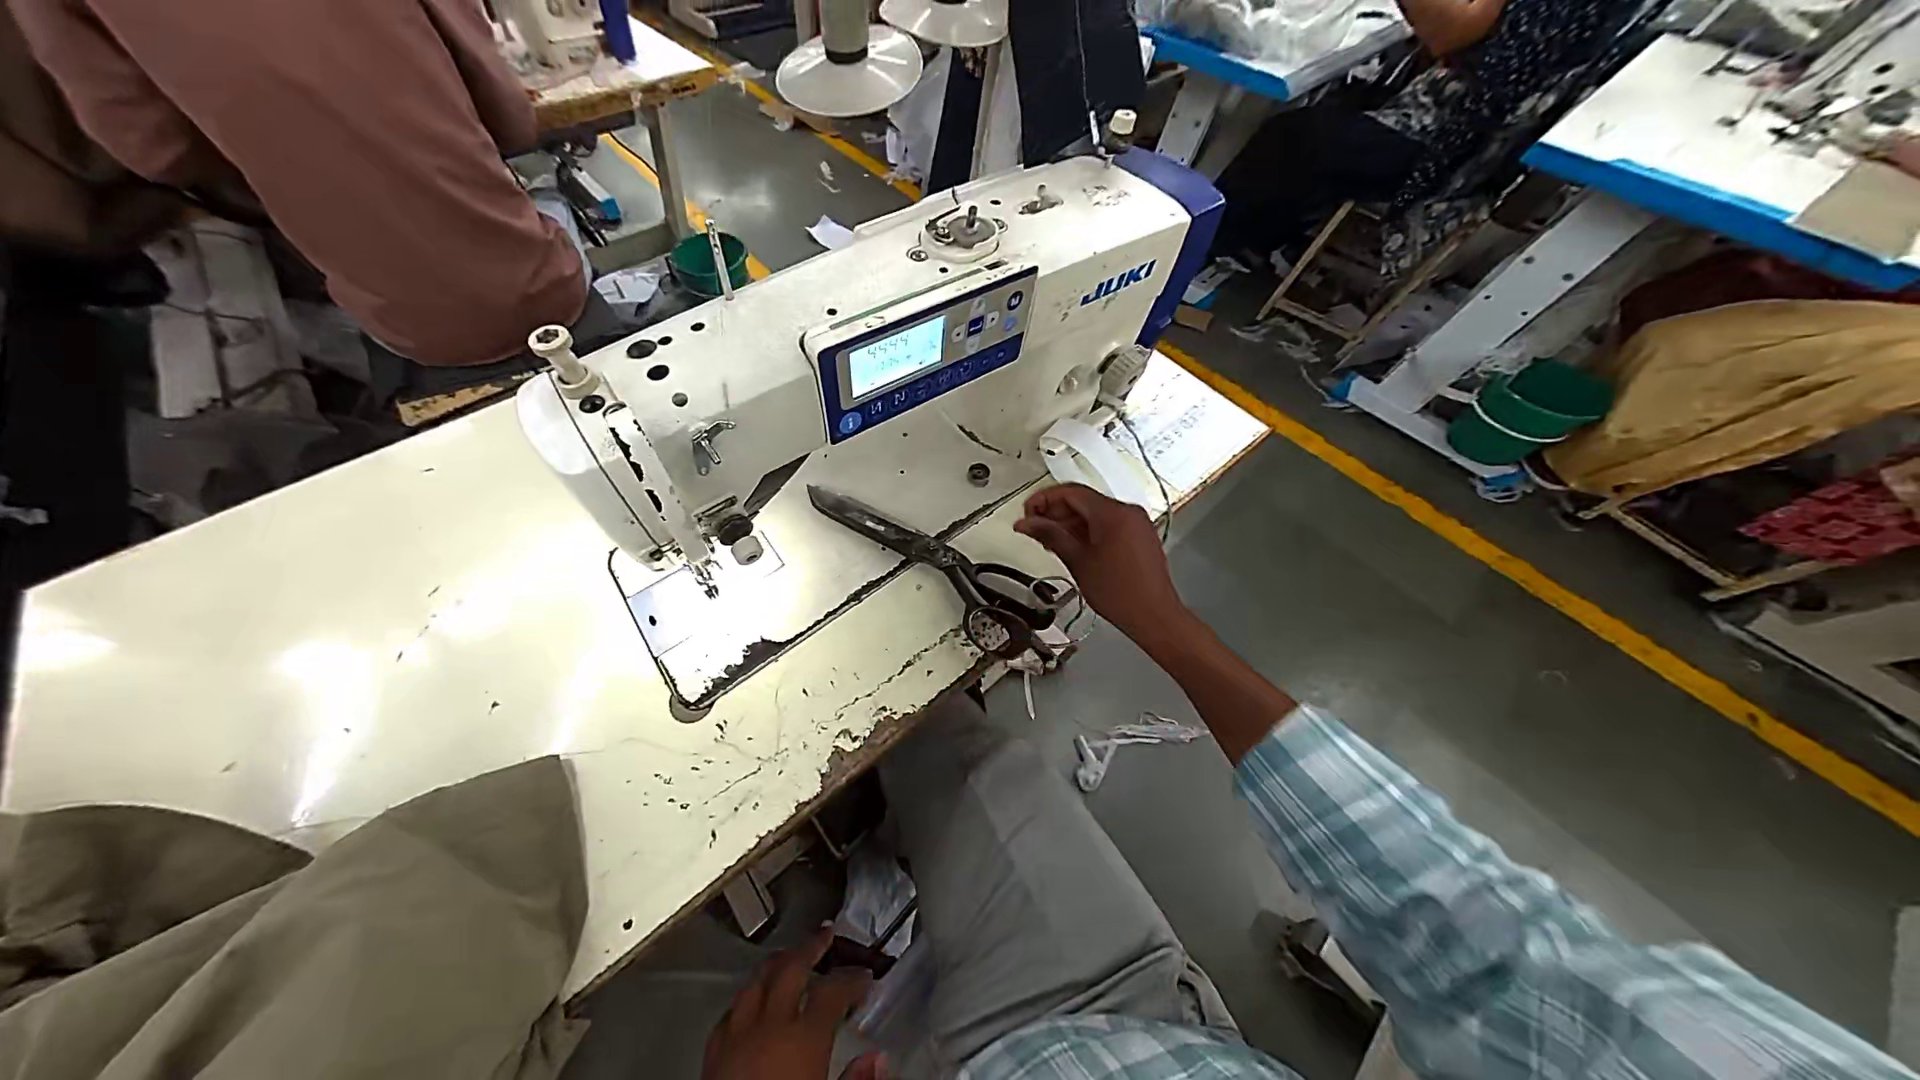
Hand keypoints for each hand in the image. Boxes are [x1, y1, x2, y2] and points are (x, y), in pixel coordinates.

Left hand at [703, 930, 881, 1079]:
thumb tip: (878, 1060)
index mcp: (803, 1038)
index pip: (833, 991)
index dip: (851, 979)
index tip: (864, 976)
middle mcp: (769, 1026)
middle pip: (790, 969)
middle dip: (810, 947)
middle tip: (825, 935)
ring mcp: (735, 1038)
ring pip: (755, 982)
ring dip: (776, 964)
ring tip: (789, 956)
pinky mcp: (711, 1057)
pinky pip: (729, 1013)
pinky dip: (746, 999)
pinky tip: (751, 1003)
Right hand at [1014, 483, 1191, 646]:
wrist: (1153, 615)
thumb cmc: (1123, 595)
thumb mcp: (1078, 562)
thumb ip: (1050, 536)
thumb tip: (1028, 524)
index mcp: (1113, 514)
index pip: (1070, 492)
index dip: (1043, 500)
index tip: (1028, 512)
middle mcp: (1128, 512)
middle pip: (1082, 500)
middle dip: (1055, 513)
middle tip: (1034, 528)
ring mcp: (1136, 523)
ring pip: (1094, 512)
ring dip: (1070, 523)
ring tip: (1051, 542)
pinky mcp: (1139, 535)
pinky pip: (1109, 524)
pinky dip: (1088, 531)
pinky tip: (1074, 548)